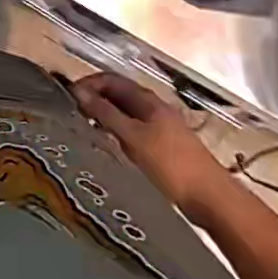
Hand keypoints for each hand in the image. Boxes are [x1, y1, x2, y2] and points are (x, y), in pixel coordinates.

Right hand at [72, 72, 232, 221]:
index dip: (88, 84)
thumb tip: (79, 92)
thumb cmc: (170, 165)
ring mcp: (161, 128)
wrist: (211, 199)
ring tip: (84, 132)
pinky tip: (109, 150)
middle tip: (72, 115)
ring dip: (105, 118)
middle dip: (94, 100)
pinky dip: (117, 134)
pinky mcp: (164, 149)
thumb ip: (106, 114)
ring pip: (126, 115)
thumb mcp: (133, 138)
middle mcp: (154, 108)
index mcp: (147, 100)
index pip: (111, 79)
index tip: (66, 98)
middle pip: (118, 95)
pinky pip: (133, 132)